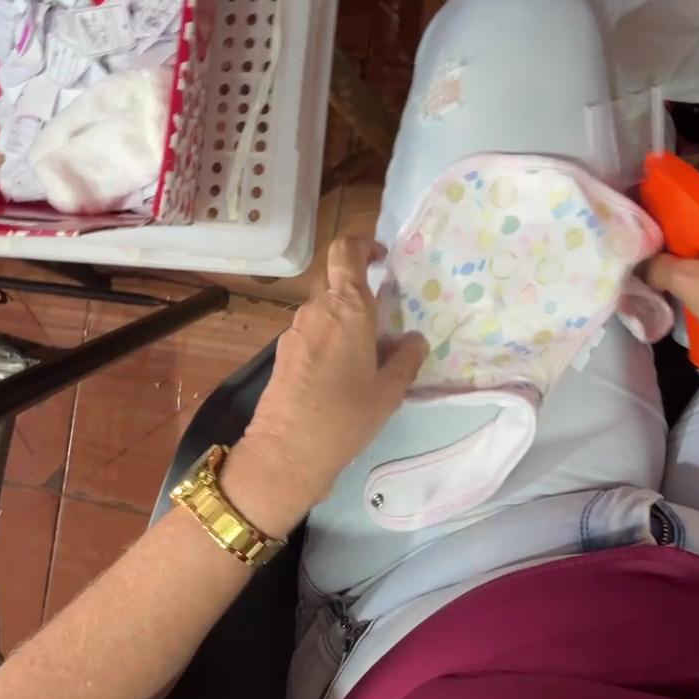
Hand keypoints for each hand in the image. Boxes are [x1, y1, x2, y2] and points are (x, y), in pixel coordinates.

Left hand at [228, 238, 427, 527]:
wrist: (287, 453)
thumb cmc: (345, 417)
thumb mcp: (389, 392)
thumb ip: (406, 360)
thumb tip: (414, 340)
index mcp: (347, 308)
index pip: (346, 251)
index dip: (363, 245)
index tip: (380, 259)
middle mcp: (317, 310)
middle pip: (339, 288)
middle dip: (362, 301)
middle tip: (386, 329)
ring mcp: (295, 332)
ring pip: (326, 315)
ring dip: (346, 326)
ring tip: (367, 360)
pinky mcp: (284, 355)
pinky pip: (313, 337)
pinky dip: (330, 345)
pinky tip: (343, 378)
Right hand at [647, 234, 698, 382]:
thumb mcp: (687, 276)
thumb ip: (657, 266)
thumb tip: (639, 266)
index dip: (668, 218)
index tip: (640, 229)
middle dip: (670, 252)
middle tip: (639, 258)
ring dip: (680, 278)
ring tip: (649, 282)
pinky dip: (693, 298)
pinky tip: (672, 303)